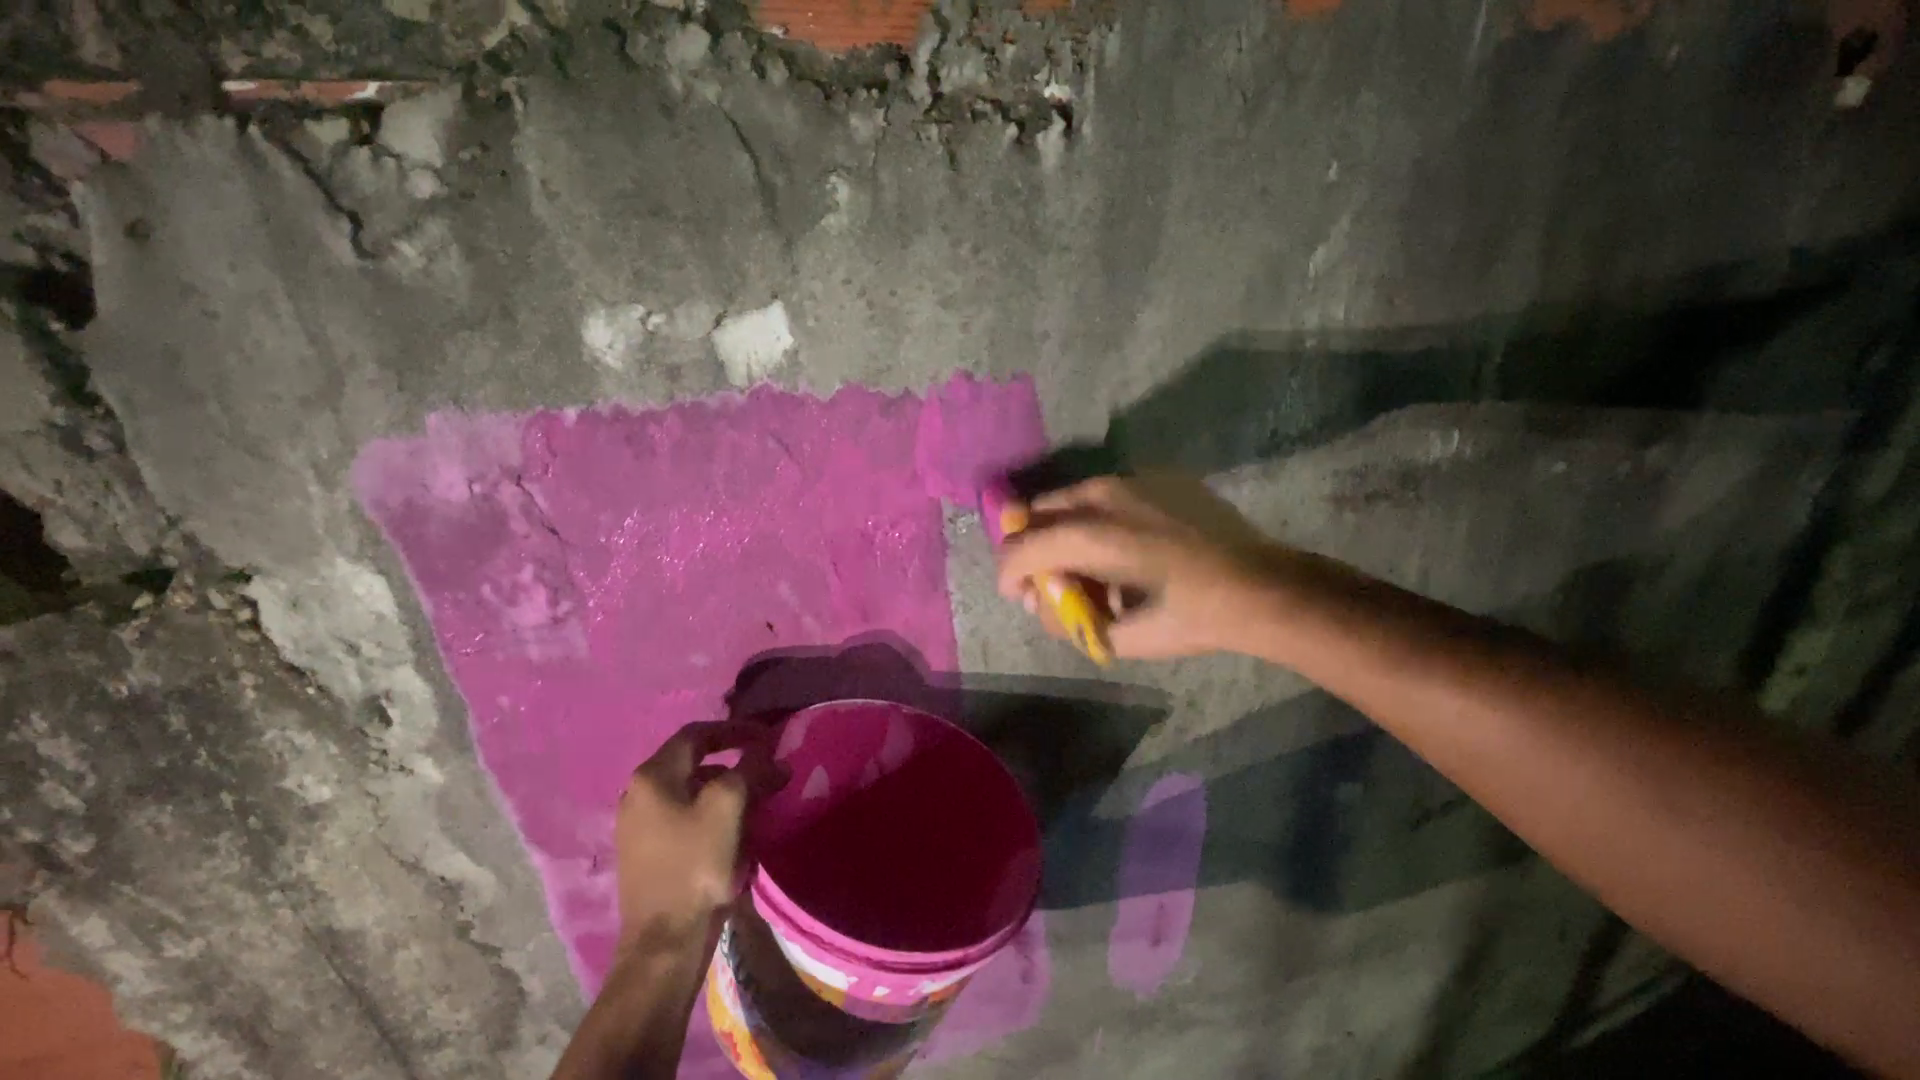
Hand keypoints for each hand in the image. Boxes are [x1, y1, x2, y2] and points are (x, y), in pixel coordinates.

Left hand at [614, 721, 786, 945]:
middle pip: (692, 763)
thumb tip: (773, 757)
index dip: (734, 729)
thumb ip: (752, 771)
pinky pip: (682, 818)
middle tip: (765, 772)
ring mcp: (637, 826)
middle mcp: (637, 794)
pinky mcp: (645, 854)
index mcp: (652, 776)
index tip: (767, 737)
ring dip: (724, 790)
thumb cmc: (695, 863)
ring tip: (756, 803)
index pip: (696, 734)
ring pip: (689, 792)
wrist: (664, 939)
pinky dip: (710, 814)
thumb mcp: (729, 807)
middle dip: (733, 763)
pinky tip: (733, 831)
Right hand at [995, 472, 1293, 658]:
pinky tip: (1125, 550)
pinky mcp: (1159, 479)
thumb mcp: (1121, 635)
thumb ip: (1066, 620)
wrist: (1263, 586)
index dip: (1008, 574)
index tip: (1016, 596)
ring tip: (1088, 568)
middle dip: (1032, 547)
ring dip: (1065, 532)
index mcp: (1090, 533)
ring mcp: (1133, 480)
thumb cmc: (1191, 618)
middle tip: (1048, 581)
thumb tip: (1041, 605)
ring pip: (1073, 500)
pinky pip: (1108, 495)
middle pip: (1039, 512)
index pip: (1021, 546)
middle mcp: (1102, 494)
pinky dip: (1098, 520)